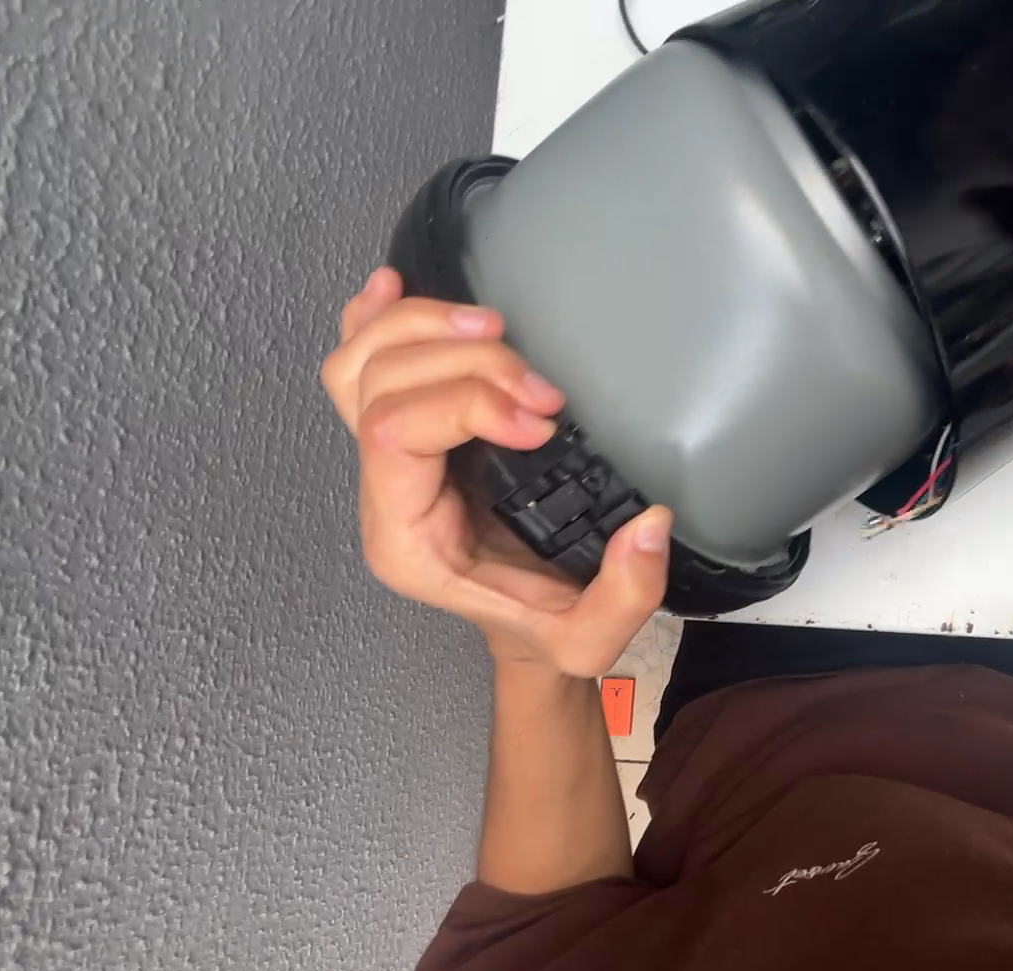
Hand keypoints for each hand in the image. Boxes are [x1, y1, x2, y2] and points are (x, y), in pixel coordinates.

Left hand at [322, 267, 671, 675]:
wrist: (524, 626)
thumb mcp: (592, 638)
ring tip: (499, 329)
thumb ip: (627, 593)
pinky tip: (395, 289)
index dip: (469, 405)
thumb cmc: (548, 628)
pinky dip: (376, 321)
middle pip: (377, 385)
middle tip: (544, 389)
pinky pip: (363, 366)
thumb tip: (652, 521)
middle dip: (466, 366)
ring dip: (426, 329)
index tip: (545, 420)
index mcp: (410, 541)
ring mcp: (390, 462)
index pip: (397, 437)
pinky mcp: (412, 439)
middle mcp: (386, 494)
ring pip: (360, 364)